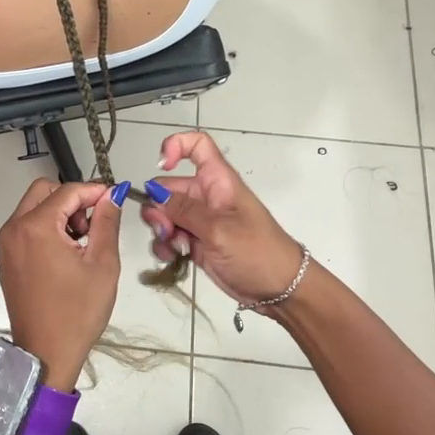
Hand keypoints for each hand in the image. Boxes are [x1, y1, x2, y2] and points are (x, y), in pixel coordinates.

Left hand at [0, 180, 121, 391]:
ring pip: (32, 208)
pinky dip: (45, 228)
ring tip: (80, 242)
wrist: (46, 354)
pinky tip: (64, 254)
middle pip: (43, 191)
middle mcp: (13, 229)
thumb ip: (106, 222)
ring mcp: (6, 244)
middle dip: (71, 199)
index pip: (66, 191)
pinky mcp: (6, 259)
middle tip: (92, 224)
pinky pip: (25, 228)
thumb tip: (112, 194)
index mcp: (35, 227)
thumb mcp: (102, 264)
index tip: (113, 199)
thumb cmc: (78, 311)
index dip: (93, 191)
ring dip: (57, 213)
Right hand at [141, 132, 306, 305]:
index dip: (176, 146)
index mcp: (218, 181)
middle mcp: (206, 196)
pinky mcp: (196, 242)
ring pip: (165, 214)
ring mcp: (200, 220)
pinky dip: (165, 246)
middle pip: (169, 187)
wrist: (280, 289)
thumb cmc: (258, 252)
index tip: (162, 166)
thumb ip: (184, 210)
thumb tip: (154, 194)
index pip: (196, 145)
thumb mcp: (219, 229)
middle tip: (165, 230)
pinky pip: (169, 237)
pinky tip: (172, 258)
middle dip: (158, 207)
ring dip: (161, 230)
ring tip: (173, 247)